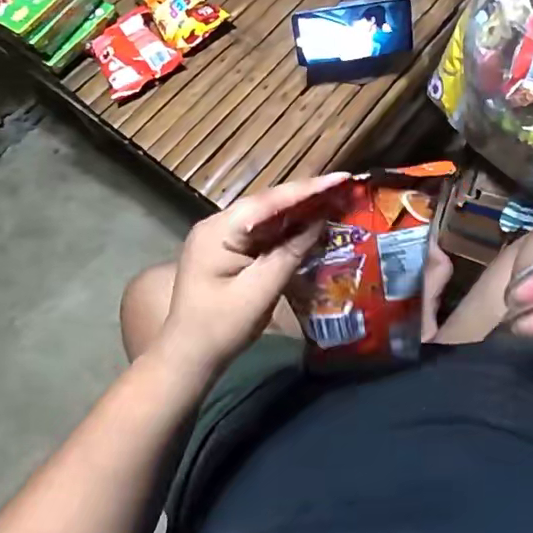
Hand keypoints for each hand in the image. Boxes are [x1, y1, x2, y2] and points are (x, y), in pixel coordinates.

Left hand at [151, 172, 350, 376]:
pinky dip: (285, 229)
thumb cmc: (220, 328)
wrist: (188, 355)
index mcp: (218, 230)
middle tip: (343, 188)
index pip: (269, 201)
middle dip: (306, 195)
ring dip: (297, 210)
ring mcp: (219, 236)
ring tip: (333, 200)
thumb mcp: (259, 293)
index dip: (308, 189)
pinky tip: (307, 226)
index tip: (342, 177)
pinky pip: (259, 231)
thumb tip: (318, 223)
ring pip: (264, 215)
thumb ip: (288, 255)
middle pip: (267, 203)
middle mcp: (216, 224)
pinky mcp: (225, 250)